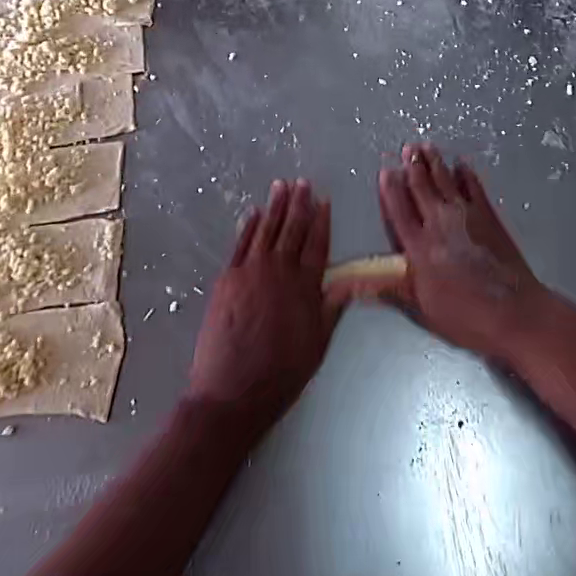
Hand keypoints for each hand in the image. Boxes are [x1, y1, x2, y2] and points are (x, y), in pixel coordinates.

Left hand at [186, 180, 341, 424]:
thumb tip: (349, 281)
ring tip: (281, 186)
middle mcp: (279, 271)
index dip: (322, 221)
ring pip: (266, 230)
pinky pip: (240, 244)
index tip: (324, 201)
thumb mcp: (318, 343)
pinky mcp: (226, 279)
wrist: (232, 392)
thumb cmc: (282, 373)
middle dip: (299, 204)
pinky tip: (254, 213)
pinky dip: (249, 226)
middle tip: (303, 183)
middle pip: (292, 230)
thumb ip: (332, 307)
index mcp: (305, 285)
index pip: (317, 243)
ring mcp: (250, 272)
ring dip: (275, 206)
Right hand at [368, 143, 548, 360]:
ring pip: (446, 182)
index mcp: (420, 248)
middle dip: (414, 166)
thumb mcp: (423, 309)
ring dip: (435, 163)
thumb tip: (352, 284)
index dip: (391, 189)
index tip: (386, 171)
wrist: (516, 312)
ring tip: (427, 147)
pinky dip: (466, 175)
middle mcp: (440, 225)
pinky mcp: (489, 217)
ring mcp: (467, 216)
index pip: (399, 211)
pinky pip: (474, 188)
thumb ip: (391, 289)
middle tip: (408, 148)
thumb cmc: (467, 317)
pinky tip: (461, 165)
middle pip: (422, 188)